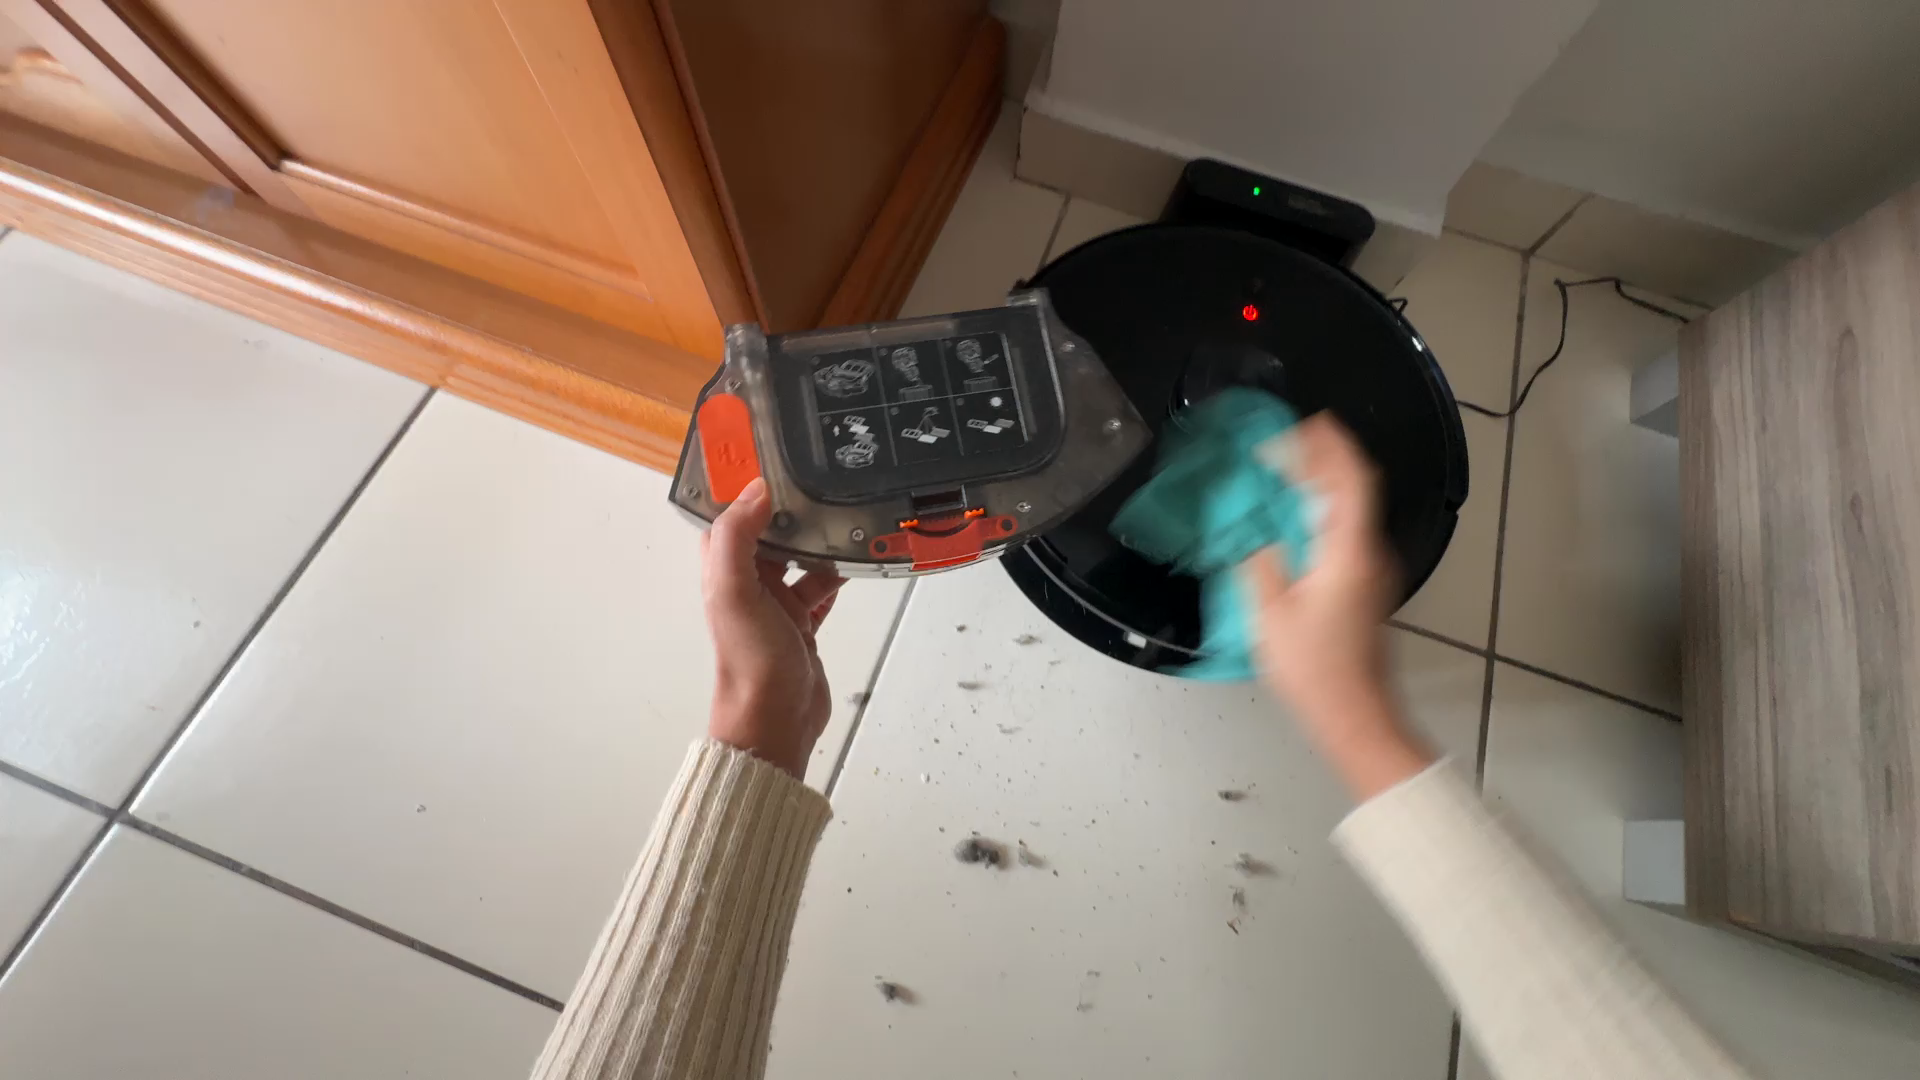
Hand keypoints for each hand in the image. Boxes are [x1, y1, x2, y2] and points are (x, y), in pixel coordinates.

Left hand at [702, 478, 843, 778]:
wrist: (776, 719)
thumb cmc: (750, 658)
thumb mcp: (735, 592)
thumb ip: (737, 538)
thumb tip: (755, 487)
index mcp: (724, 566)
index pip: (729, 510)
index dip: (742, 480)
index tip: (770, 447)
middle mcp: (749, 577)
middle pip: (771, 526)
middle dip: (793, 502)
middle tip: (825, 473)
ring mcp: (778, 597)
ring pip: (802, 552)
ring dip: (822, 535)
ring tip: (851, 511)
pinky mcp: (804, 616)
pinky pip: (824, 582)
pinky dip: (840, 569)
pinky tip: (861, 555)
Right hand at [1244, 414, 1431, 798]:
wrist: (1355, 715)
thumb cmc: (1313, 668)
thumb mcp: (1271, 614)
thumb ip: (1261, 566)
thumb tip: (1256, 537)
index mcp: (1348, 554)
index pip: (1351, 483)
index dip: (1332, 448)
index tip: (1307, 424)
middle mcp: (1368, 555)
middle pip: (1355, 490)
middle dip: (1325, 458)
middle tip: (1288, 440)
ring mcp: (1370, 570)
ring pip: (1351, 509)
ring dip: (1323, 482)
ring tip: (1287, 467)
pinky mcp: (1363, 585)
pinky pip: (1345, 530)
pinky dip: (1322, 508)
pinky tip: (1295, 513)